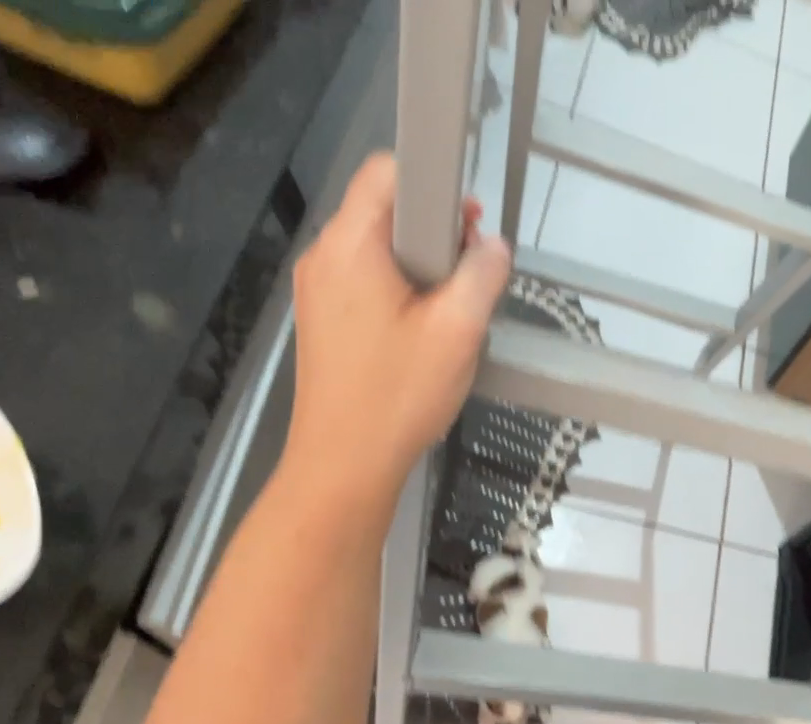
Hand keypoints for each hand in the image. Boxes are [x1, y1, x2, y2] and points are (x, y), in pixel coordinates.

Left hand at [282, 153, 512, 511]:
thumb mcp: (458, 331)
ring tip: (454, 314)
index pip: (387, 172)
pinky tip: (424, 336)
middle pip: (382, 211)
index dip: (436, 186)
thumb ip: (482, 275)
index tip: (471, 228)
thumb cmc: (399, 394)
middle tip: (474, 277)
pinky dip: (401, 293)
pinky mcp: (322, 322)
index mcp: (350, 244)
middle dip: (436, 233)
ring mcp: (317, 291)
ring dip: (422, 268)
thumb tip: (493, 246)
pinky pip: (367, 284)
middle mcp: (324, 256)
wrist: (344, 464)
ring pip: (378, 251)